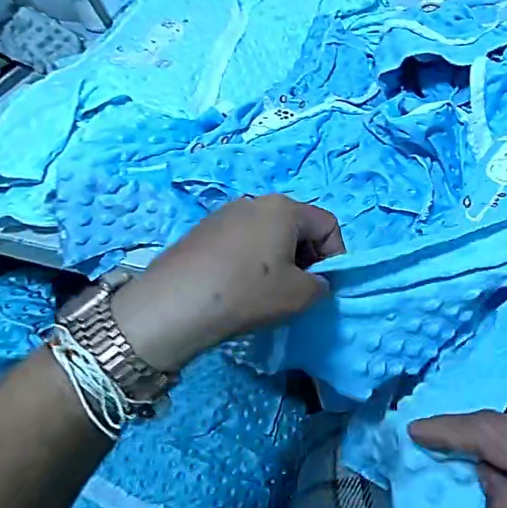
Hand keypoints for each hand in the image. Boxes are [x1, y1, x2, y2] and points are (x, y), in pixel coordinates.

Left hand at [109, 195, 343, 370]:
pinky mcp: (202, 231)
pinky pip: (242, 242)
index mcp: (284, 207)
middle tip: (297, 290)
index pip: (327, 225)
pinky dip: (250, 262)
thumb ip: (322, 285)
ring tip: (266, 292)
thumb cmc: (246, 293)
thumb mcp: (299, 296)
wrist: (171, 306)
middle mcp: (255, 201)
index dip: (335, 256)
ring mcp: (224, 214)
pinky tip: (237, 288)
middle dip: (306, 257)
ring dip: (278, 260)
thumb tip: (316, 282)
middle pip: (297, 227)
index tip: (324, 285)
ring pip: (268, 234)